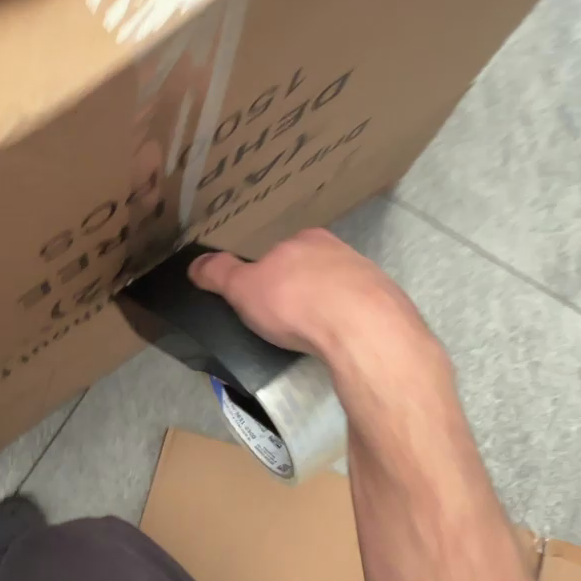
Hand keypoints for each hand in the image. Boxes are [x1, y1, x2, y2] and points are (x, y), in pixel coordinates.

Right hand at [187, 230, 435, 361]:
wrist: (361, 326)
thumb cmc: (295, 301)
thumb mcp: (243, 289)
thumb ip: (219, 274)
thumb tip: (195, 264)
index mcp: (304, 239)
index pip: (280, 251)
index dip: (267, 273)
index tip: (262, 298)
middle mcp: (338, 249)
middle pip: (311, 267)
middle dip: (299, 288)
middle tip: (285, 318)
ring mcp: (366, 274)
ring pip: (338, 287)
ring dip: (325, 305)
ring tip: (312, 334)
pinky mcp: (386, 302)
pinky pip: (359, 310)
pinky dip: (347, 322)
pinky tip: (338, 341)